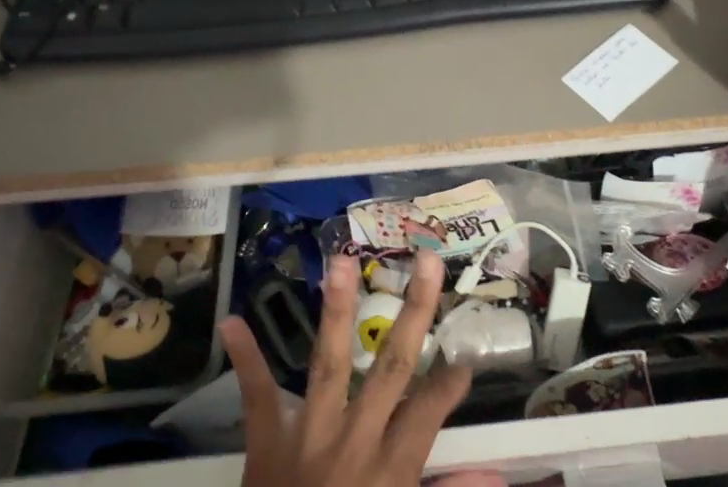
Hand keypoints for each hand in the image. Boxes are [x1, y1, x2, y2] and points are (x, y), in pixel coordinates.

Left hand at [221, 251, 501, 486]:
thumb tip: (496, 476)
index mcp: (390, 469)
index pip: (429, 411)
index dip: (449, 383)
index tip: (465, 357)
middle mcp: (354, 442)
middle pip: (391, 368)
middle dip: (413, 313)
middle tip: (427, 261)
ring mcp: (308, 437)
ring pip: (329, 364)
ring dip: (337, 312)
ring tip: (340, 262)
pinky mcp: (266, 445)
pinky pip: (256, 397)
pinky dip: (245, 360)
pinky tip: (231, 321)